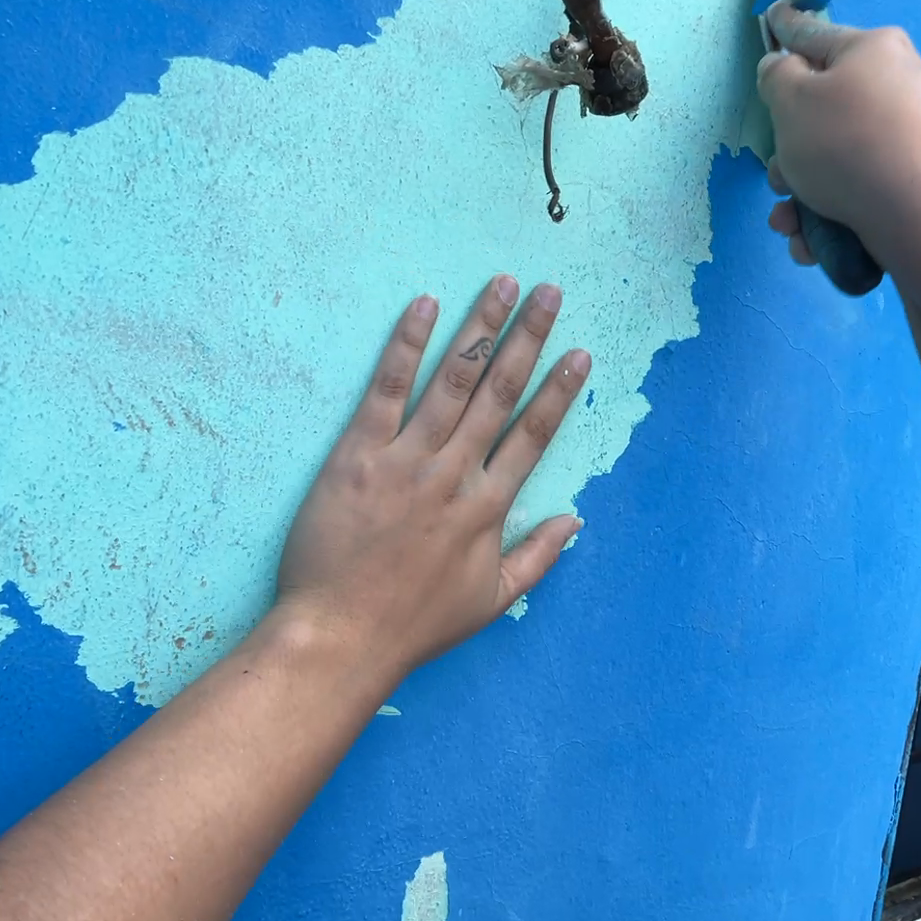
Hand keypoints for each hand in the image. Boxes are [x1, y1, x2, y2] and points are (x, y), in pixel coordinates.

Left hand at [274, 275, 591, 676]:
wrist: (341, 635)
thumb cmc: (416, 623)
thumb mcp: (491, 600)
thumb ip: (538, 556)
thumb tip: (577, 520)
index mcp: (489, 508)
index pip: (534, 435)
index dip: (559, 391)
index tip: (579, 353)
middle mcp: (456, 474)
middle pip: (499, 393)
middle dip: (528, 337)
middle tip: (548, 292)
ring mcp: (407, 460)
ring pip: (453, 381)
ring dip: (481, 329)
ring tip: (502, 285)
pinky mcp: (359, 454)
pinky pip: (386, 390)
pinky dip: (406, 346)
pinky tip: (425, 307)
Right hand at [755, 1, 920, 267]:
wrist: (920, 211)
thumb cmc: (848, 144)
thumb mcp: (792, 101)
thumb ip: (776, 79)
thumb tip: (782, 68)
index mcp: (868, 52)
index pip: (814, 35)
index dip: (786, 30)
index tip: (773, 17)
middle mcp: (889, 89)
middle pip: (816, 116)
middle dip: (786, 157)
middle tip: (780, 179)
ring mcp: (899, 139)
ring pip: (826, 167)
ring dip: (798, 201)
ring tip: (792, 224)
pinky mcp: (903, 184)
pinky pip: (847, 198)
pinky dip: (823, 223)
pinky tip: (813, 244)